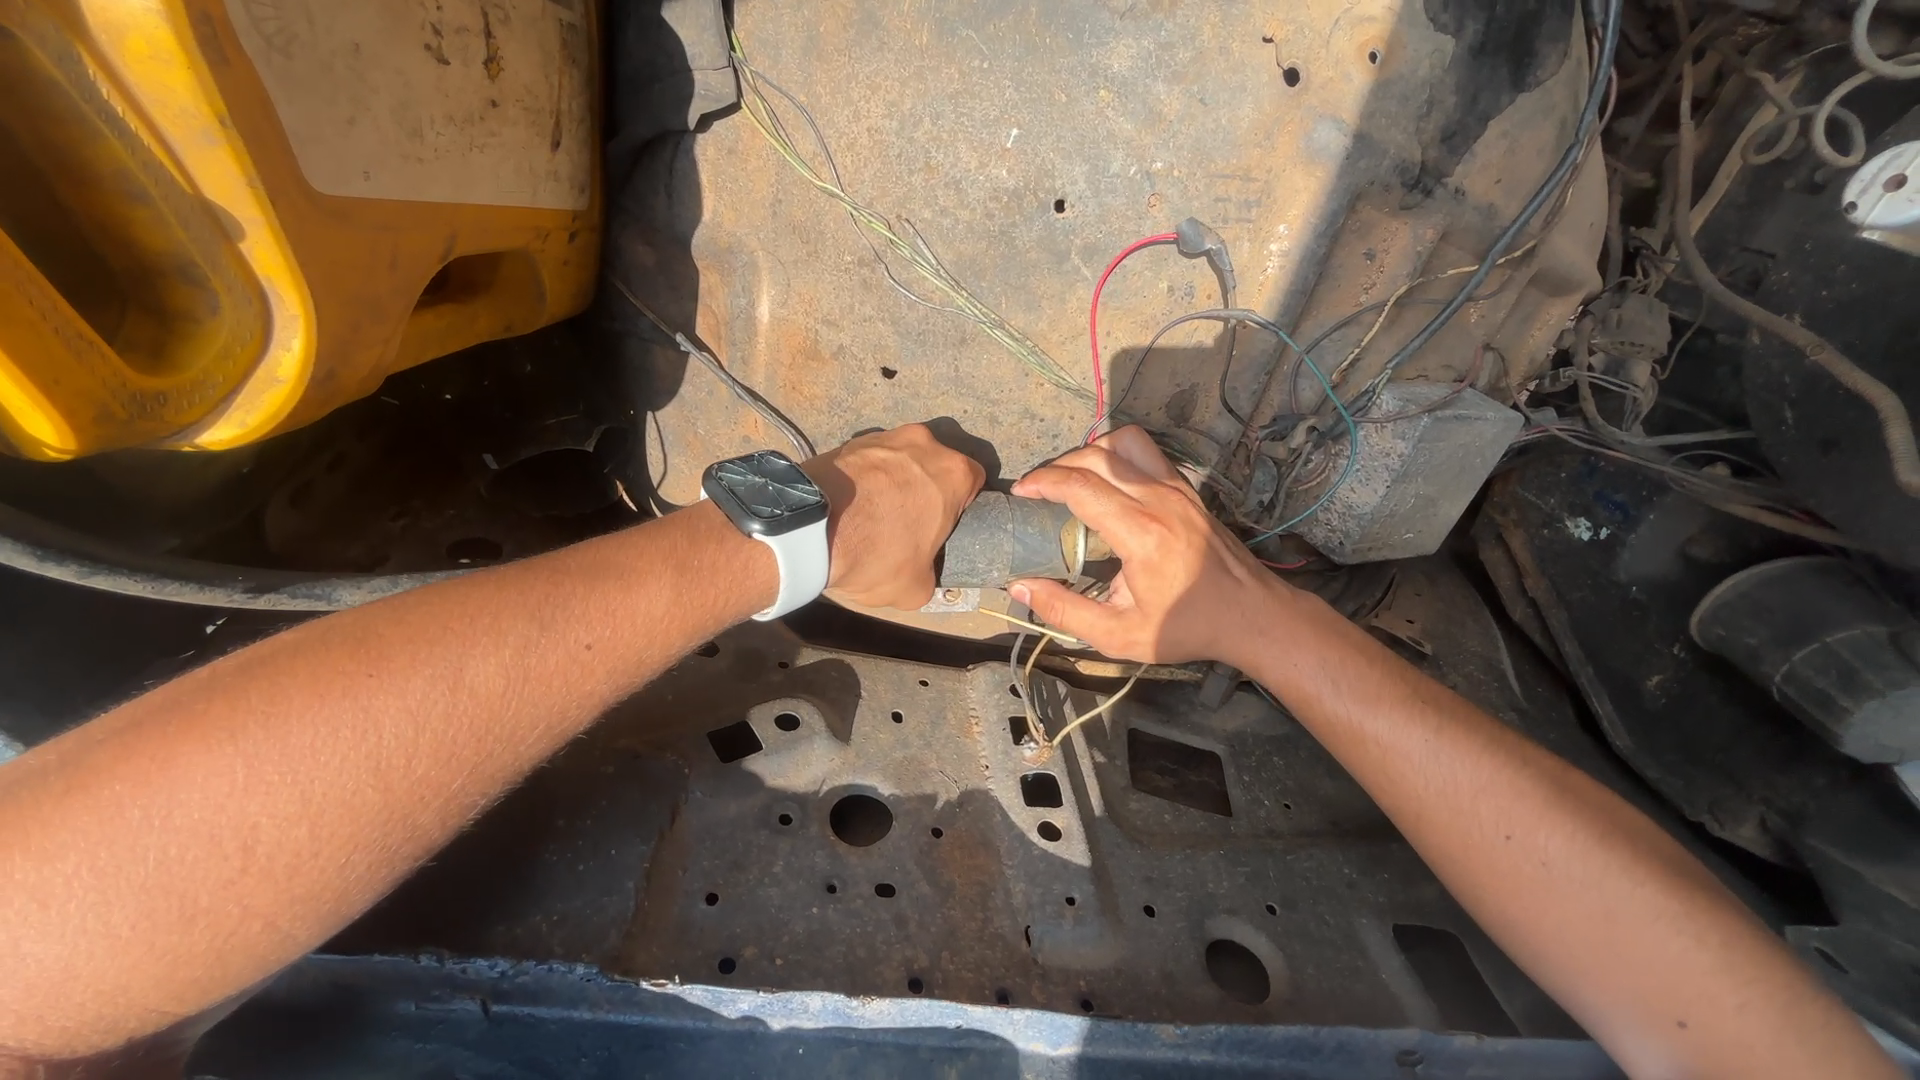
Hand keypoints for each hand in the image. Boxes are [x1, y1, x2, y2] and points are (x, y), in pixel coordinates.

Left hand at [804, 423, 985, 609]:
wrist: (807, 529)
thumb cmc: (875, 554)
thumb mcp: (915, 588)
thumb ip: (930, 575)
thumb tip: (922, 574)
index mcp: (953, 472)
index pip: (975, 481)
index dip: (963, 505)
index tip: (947, 524)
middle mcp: (923, 443)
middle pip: (936, 465)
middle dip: (927, 489)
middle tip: (912, 521)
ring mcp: (883, 436)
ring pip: (900, 460)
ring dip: (894, 481)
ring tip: (875, 514)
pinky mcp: (847, 440)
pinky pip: (867, 461)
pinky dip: (864, 479)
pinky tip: (850, 506)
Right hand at [1007, 426, 1297, 666]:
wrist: (1252, 615)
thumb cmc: (1185, 627)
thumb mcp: (1118, 635)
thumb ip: (1064, 612)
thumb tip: (1019, 587)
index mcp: (1140, 534)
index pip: (1080, 486)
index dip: (1042, 482)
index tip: (1020, 492)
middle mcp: (1158, 499)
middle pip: (1095, 455)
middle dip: (1057, 466)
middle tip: (1037, 489)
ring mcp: (1177, 488)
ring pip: (1124, 441)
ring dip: (1090, 451)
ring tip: (1072, 478)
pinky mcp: (1187, 488)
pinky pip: (1146, 450)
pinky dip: (1117, 453)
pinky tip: (1107, 479)